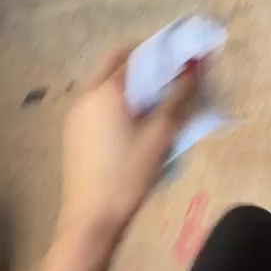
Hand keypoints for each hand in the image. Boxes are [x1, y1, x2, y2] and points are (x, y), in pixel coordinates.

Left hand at [57, 45, 201, 242]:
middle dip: (143, 60)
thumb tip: (197, 65)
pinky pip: (97, 99)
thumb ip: (179, 95)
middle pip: (115, 61)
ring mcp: (76, 113)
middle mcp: (86, 94)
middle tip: (169, 73)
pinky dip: (116, 96)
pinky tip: (134, 119)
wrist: (91, 220)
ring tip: (155, 96)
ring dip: (129, 78)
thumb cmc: (128, 174)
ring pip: (105, 80)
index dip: (161, 50)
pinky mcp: (74, 131)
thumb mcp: (161, 133)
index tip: (182, 56)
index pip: (135, 53)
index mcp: (106, 90)